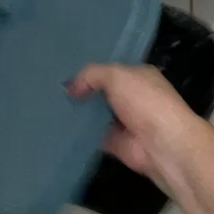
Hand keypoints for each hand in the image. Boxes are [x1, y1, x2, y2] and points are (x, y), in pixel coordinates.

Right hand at [66, 63, 203, 188]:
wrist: (163, 144)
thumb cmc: (144, 101)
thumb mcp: (116, 76)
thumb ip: (92, 75)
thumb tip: (71, 87)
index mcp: (139, 76)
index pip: (112, 69)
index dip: (91, 70)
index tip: (65, 71)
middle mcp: (134, 97)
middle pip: (103, 91)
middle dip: (83, 91)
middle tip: (54, 89)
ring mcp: (125, 121)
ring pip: (97, 114)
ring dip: (80, 113)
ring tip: (51, 107)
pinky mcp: (117, 144)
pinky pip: (94, 136)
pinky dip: (81, 134)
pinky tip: (60, 128)